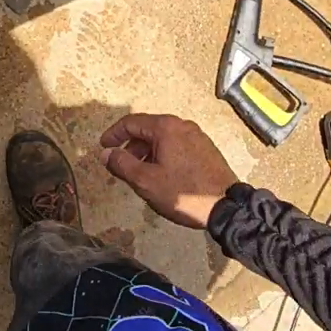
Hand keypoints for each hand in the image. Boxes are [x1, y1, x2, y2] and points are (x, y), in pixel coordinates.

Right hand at [100, 114, 238, 228]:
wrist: (227, 208)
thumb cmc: (183, 192)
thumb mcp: (146, 181)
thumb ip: (122, 164)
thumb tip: (106, 154)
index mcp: (166, 127)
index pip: (131, 123)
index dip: (113, 134)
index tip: (103, 148)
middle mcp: (182, 125)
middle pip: (148, 129)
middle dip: (131, 146)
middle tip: (120, 164)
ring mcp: (197, 136)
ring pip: (163, 139)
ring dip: (146, 152)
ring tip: (140, 174)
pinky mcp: (206, 149)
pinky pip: (177, 146)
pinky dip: (163, 155)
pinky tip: (162, 175)